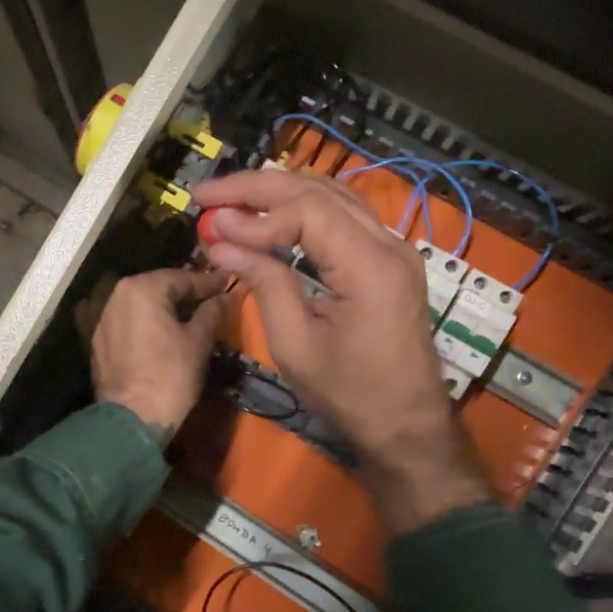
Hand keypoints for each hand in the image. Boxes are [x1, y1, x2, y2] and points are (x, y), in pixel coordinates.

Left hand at [76, 268, 227, 444]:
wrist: (132, 419)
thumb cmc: (170, 376)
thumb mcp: (198, 341)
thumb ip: (212, 311)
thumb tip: (225, 295)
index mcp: (141, 288)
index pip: (182, 278)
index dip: (208, 282)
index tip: (228, 281)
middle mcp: (116, 295)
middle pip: (159, 288)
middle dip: (186, 294)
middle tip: (212, 298)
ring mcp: (102, 317)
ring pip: (142, 305)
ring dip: (165, 309)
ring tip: (191, 316)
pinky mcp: (97, 340)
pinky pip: (128, 322)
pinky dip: (147, 323)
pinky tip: (163, 332)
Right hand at [191, 170, 488, 532]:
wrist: (406, 423)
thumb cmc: (349, 393)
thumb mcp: (295, 345)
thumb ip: (263, 284)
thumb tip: (220, 243)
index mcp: (370, 266)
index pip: (307, 212)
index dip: (255, 214)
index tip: (212, 225)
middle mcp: (389, 244)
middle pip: (319, 191)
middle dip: (258, 188)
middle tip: (206, 193)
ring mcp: (395, 248)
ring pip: (334, 195)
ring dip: (280, 192)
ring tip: (231, 199)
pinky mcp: (390, 259)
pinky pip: (345, 214)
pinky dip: (304, 208)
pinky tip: (271, 214)